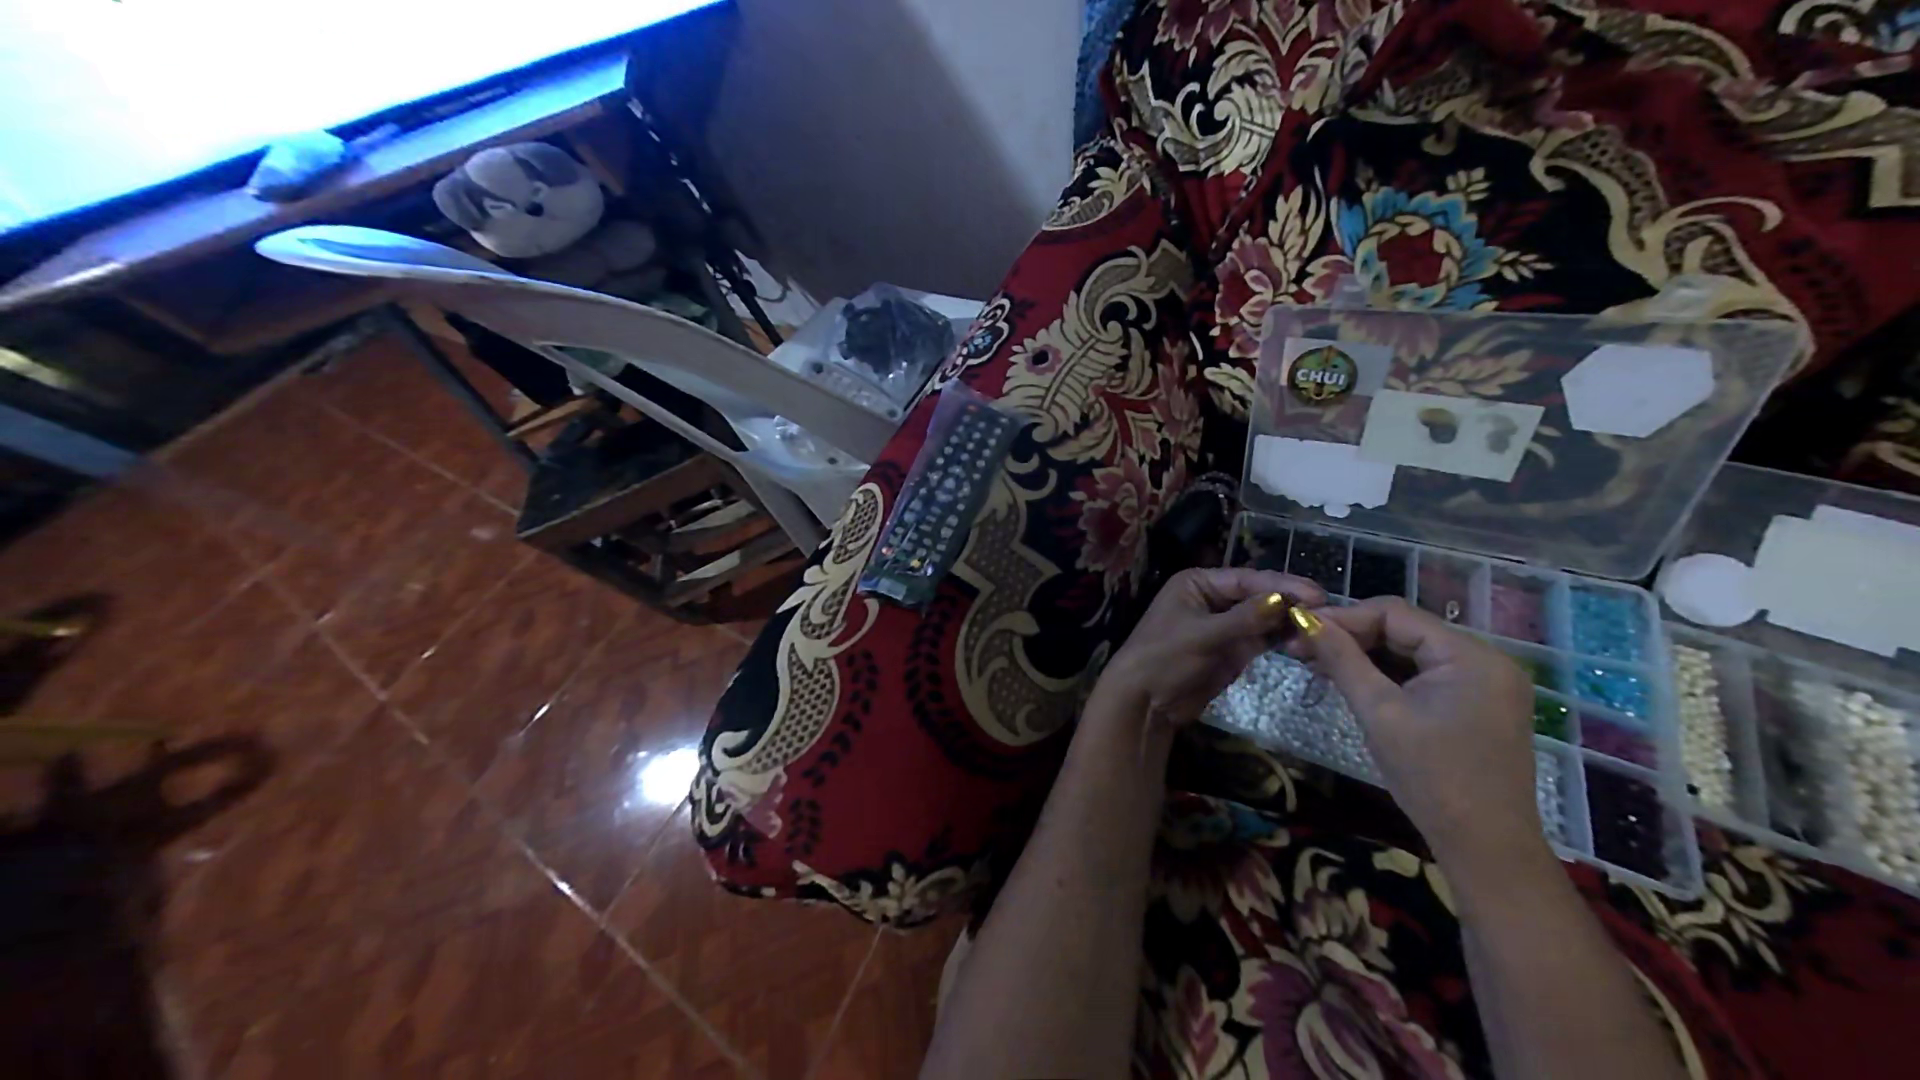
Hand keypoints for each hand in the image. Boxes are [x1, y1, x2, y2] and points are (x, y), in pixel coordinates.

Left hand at [1092, 568, 1324, 726]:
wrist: (1144, 702)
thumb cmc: (1163, 658)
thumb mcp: (1202, 635)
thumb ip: (1244, 619)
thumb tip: (1283, 601)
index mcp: (1197, 583)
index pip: (1247, 579)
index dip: (1282, 585)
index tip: (1318, 594)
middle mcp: (1212, 599)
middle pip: (1259, 596)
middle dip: (1290, 602)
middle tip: (1329, 610)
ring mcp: (1224, 625)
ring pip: (1264, 618)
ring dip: (1289, 621)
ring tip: (1325, 625)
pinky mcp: (1232, 650)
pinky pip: (1262, 639)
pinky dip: (1281, 639)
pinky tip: (1305, 639)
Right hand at [1288, 597, 1547, 872]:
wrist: (1484, 846)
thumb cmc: (1431, 776)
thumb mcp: (1378, 712)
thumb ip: (1342, 659)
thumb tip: (1305, 620)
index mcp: (1470, 655)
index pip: (1394, 614)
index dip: (1342, 617)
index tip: (1298, 629)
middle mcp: (1485, 660)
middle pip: (1403, 630)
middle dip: (1350, 636)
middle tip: (1300, 648)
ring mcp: (1484, 684)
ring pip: (1410, 653)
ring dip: (1363, 655)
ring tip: (1316, 664)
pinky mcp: (1476, 705)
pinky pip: (1423, 675)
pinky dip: (1386, 675)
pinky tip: (1351, 681)